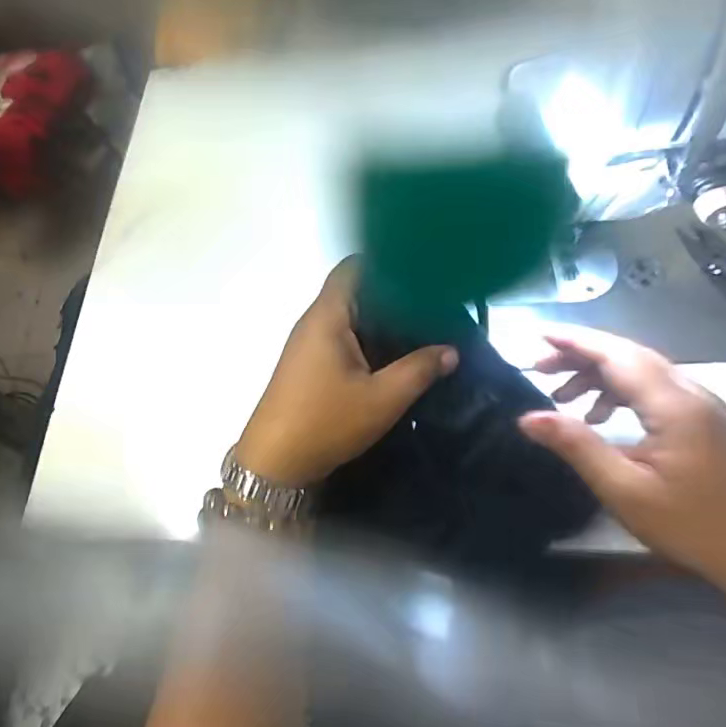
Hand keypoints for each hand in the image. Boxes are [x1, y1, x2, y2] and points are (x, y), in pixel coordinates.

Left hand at [233, 259, 457, 486]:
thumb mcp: (382, 399)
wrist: (273, 465)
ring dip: (381, 318)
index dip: (385, 260)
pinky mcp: (309, 364)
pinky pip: (344, 336)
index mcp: (327, 316)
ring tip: (421, 323)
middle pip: (354, 290)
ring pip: (350, 316)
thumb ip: (419, 370)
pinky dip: (369, 337)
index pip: (353, 267)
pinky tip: (394, 352)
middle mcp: (314, 322)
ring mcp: (309, 343)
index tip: (420, 267)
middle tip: (432, 299)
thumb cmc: (325, 422)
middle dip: (391, 292)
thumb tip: (452, 351)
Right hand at [518, 327, 725, 595]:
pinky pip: (658, 390)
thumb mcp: (626, 491)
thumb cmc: (695, 526)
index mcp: (672, 403)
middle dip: (582, 356)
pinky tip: (604, 418)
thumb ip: (577, 447)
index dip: (575, 341)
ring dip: (602, 375)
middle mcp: (690, 391)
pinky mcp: (708, 420)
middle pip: (629, 356)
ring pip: (644, 371)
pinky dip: (624, 392)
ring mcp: (703, 404)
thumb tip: (529, 417)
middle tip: (540, 368)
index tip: (539, 336)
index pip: (615, 354)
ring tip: (564, 397)